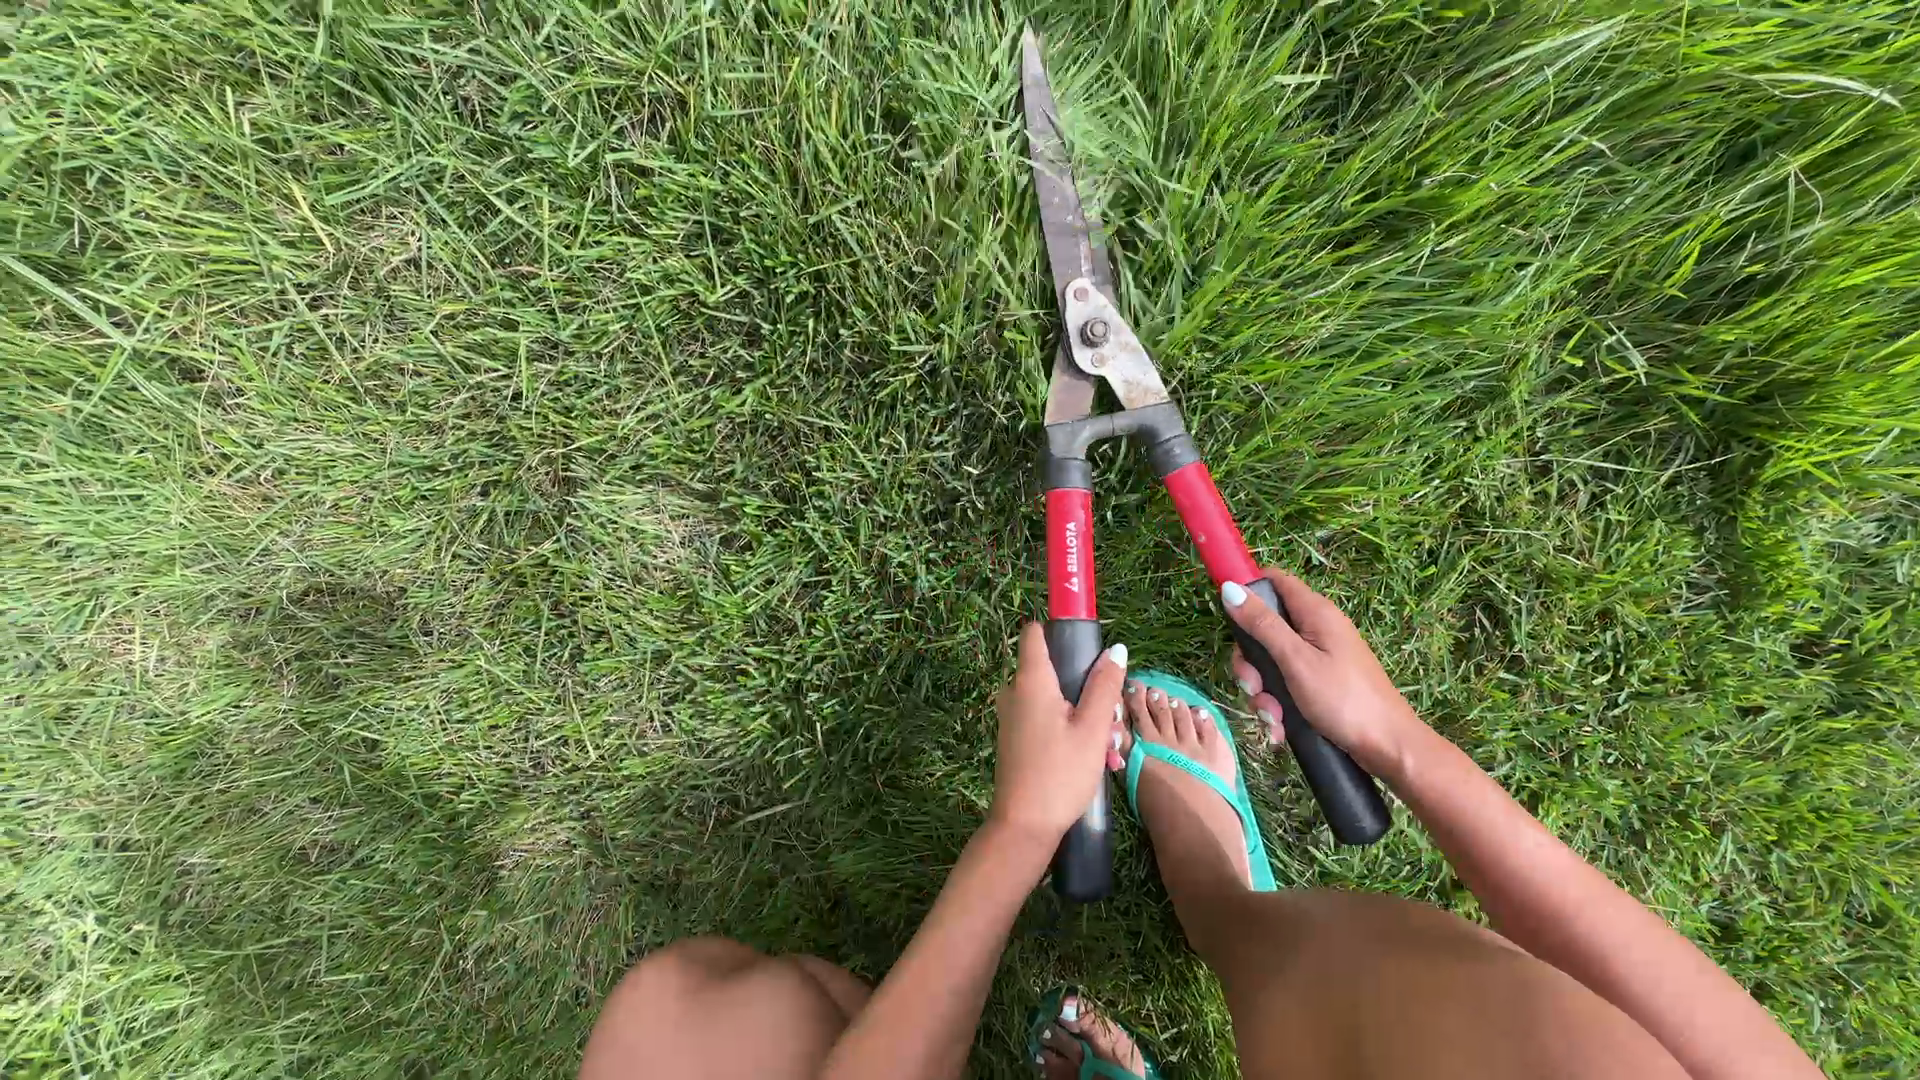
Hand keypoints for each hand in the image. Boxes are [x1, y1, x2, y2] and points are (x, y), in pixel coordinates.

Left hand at [989, 623, 1128, 840]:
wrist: (1024, 826)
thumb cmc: (1060, 773)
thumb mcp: (1093, 728)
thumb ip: (1105, 686)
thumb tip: (1116, 649)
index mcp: (1030, 681)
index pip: (1035, 633)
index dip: (1059, 630)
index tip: (1089, 646)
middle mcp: (1015, 692)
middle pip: (1055, 670)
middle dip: (1089, 688)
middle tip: (1113, 719)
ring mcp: (1013, 716)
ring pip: (1056, 699)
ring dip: (1086, 716)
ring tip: (1110, 748)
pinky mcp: (1017, 737)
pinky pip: (1048, 719)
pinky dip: (1072, 731)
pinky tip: (1096, 759)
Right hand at [1224, 568, 1427, 778]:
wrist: (1388, 748)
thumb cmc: (1343, 699)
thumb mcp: (1295, 660)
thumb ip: (1262, 624)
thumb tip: (1230, 588)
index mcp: (1315, 614)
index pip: (1275, 581)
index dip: (1248, 590)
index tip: (1227, 614)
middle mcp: (1316, 630)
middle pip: (1264, 629)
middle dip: (1251, 661)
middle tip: (1253, 685)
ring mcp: (1318, 658)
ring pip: (1270, 662)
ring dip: (1263, 690)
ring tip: (1273, 716)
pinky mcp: (1319, 683)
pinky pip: (1285, 685)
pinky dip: (1278, 705)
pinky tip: (1280, 726)